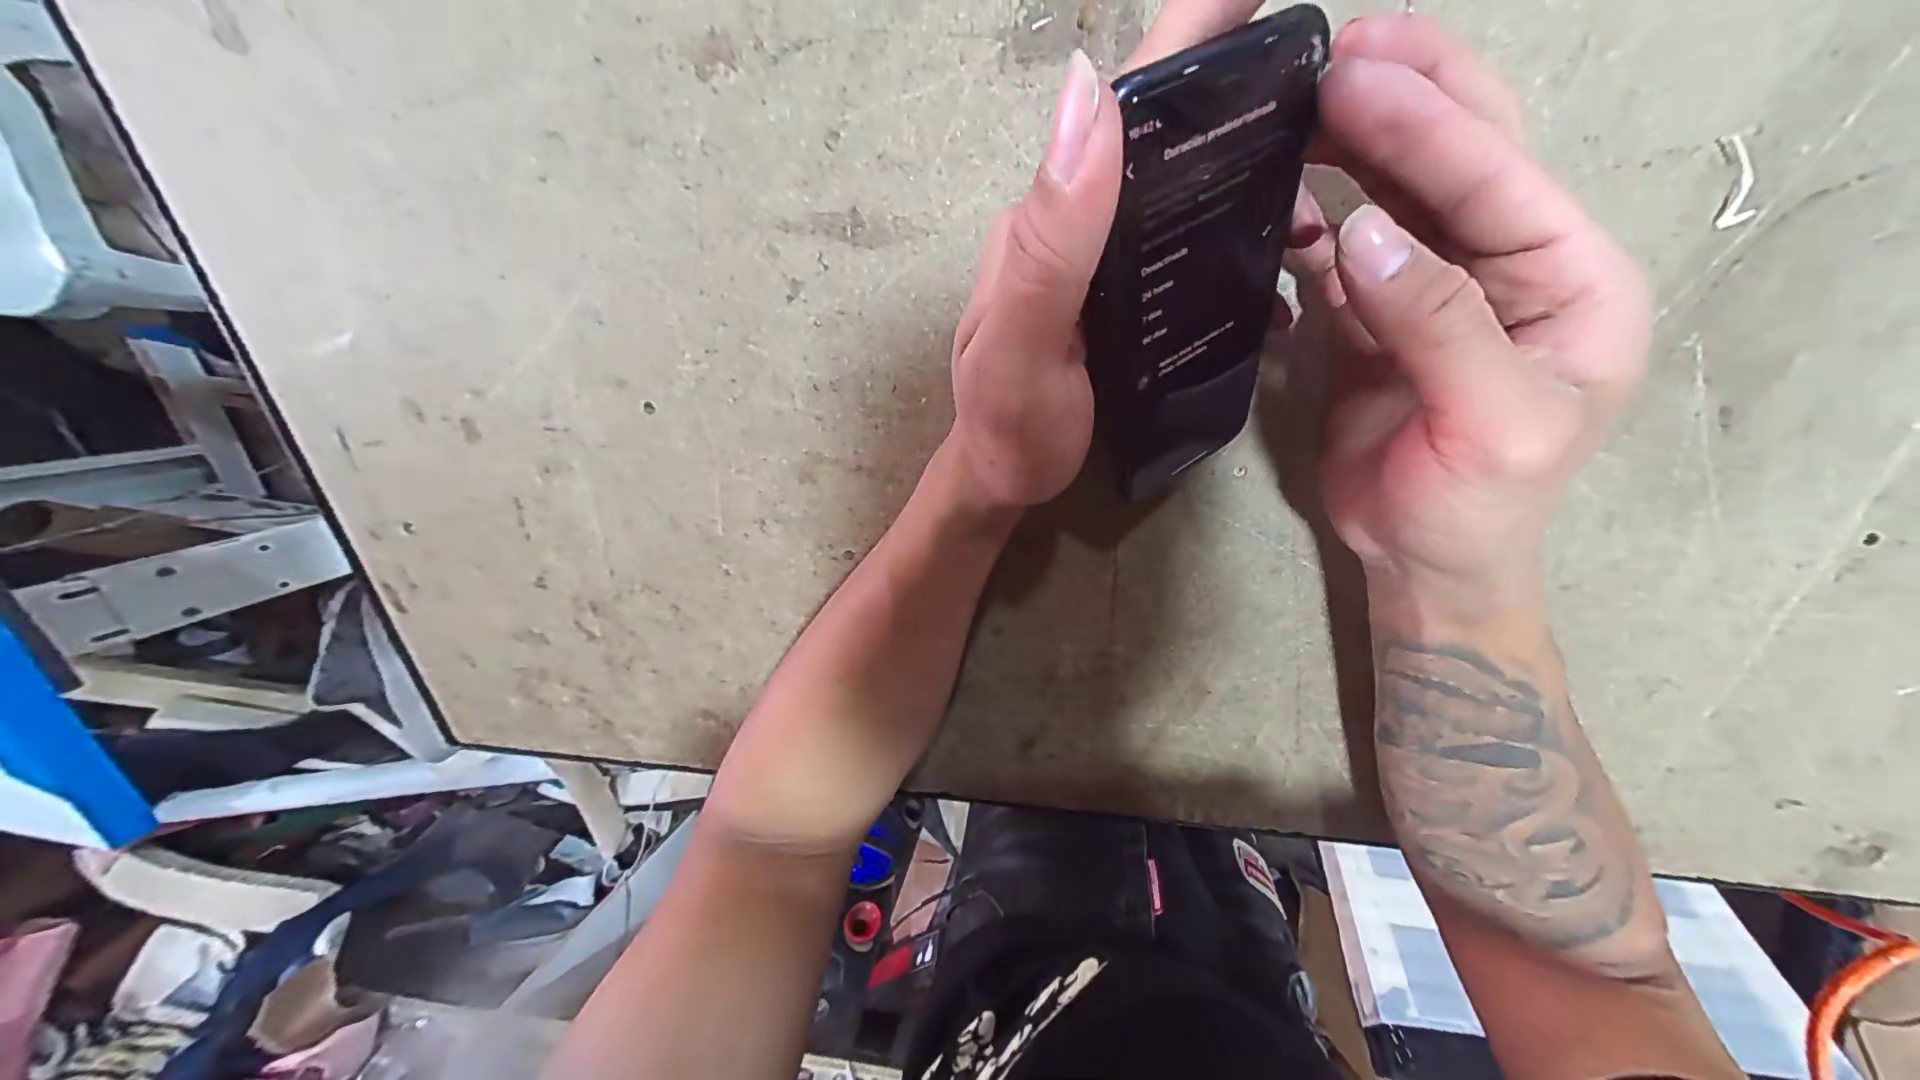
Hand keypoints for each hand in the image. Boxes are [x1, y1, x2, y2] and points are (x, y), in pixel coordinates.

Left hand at [946, 0, 1270, 508]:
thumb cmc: (1011, 427)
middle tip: (1328, 96)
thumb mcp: (1023, 344)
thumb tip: (1085, 94)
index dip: (1185, 39)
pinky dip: (1225, 234)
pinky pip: (1175, 243)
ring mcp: (1093, 261)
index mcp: (1049, 222)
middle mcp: (1071, 225)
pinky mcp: (1113, 296)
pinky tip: (1266, 255)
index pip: (1117, 108)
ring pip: (1174, 191)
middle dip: (1235, 98)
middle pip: (1155, 141)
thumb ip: (1050, 240)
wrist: (1003, 476)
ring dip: (1245, 175)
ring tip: (1318, 195)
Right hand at [1294, 17, 1651, 616]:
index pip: (1495, 179)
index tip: (1355, 71)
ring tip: (1299, 111)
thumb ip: (1437, 320)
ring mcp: (1430, 295)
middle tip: (1336, 51)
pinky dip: (1310, 232)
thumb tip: (1360, 236)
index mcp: (1566, 279)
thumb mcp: (1491, 418)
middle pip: (1459, 161)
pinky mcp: (1371, 326)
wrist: (1425, 559)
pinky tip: (1281, 207)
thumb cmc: (1481, 503)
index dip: (1427, 121)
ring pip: (1393, 203)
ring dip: (1349, 154)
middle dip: (1405, 99)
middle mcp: (1504, 270)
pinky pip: (1341, 262)